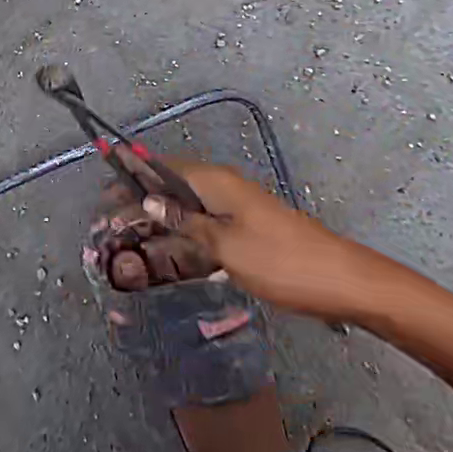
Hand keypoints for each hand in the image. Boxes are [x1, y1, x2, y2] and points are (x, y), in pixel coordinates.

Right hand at [121, 152, 409, 322]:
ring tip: (128, 235)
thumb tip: (147, 201)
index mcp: (214, 181)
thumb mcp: (223, 244)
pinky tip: (165, 248)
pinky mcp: (245, 227)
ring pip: (183, 205)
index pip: (160, 166)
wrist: (349, 284)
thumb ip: (182, 221)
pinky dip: (179, 229)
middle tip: (109, 219)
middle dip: (138, 198)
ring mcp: (235, 206)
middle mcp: (222, 186)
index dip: (130, 172)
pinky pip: (200, 220)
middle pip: (168, 185)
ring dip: (157, 216)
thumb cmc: (281, 261)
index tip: (104, 185)